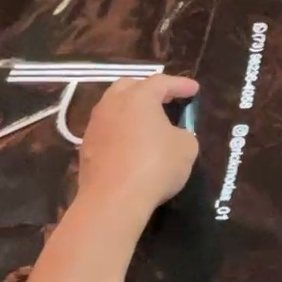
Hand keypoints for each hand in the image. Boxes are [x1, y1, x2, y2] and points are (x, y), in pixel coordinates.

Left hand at [75, 74, 199, 219]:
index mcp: (139, 98)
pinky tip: (133, 144)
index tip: (194, 89)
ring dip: (132, 110)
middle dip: (149, 89)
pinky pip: (107, 129)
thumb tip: (173, 135)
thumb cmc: (156, 166)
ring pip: (114, 107)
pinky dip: (122, 130)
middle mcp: (112, 105)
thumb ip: (183, 133)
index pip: (162, 82)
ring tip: (148, 122)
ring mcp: (95, 126)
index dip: (180, 84)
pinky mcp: (86, 147)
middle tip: (166, 99)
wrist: (114, 198)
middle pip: (129, 86)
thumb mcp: (186, 147)